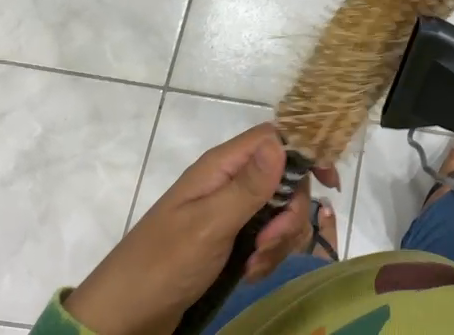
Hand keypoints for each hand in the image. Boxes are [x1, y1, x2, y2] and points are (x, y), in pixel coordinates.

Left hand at [65, 125, 338, 334]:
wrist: (124, 318)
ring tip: (255, 265)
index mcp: (221, 166)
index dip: (306, 153)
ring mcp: (229, 212)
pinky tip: (250, 273)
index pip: (274, 138)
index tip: (330, 183)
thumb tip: (281, 140)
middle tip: (269, 242)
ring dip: (278, 240)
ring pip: (279, 212)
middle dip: (289, 213)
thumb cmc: (162, 264)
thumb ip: (249, 185)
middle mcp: (228, 182)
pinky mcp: (229, 240)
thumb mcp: (209, 225)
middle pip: (284, 179)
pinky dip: (266, 256)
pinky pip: (265, 238)